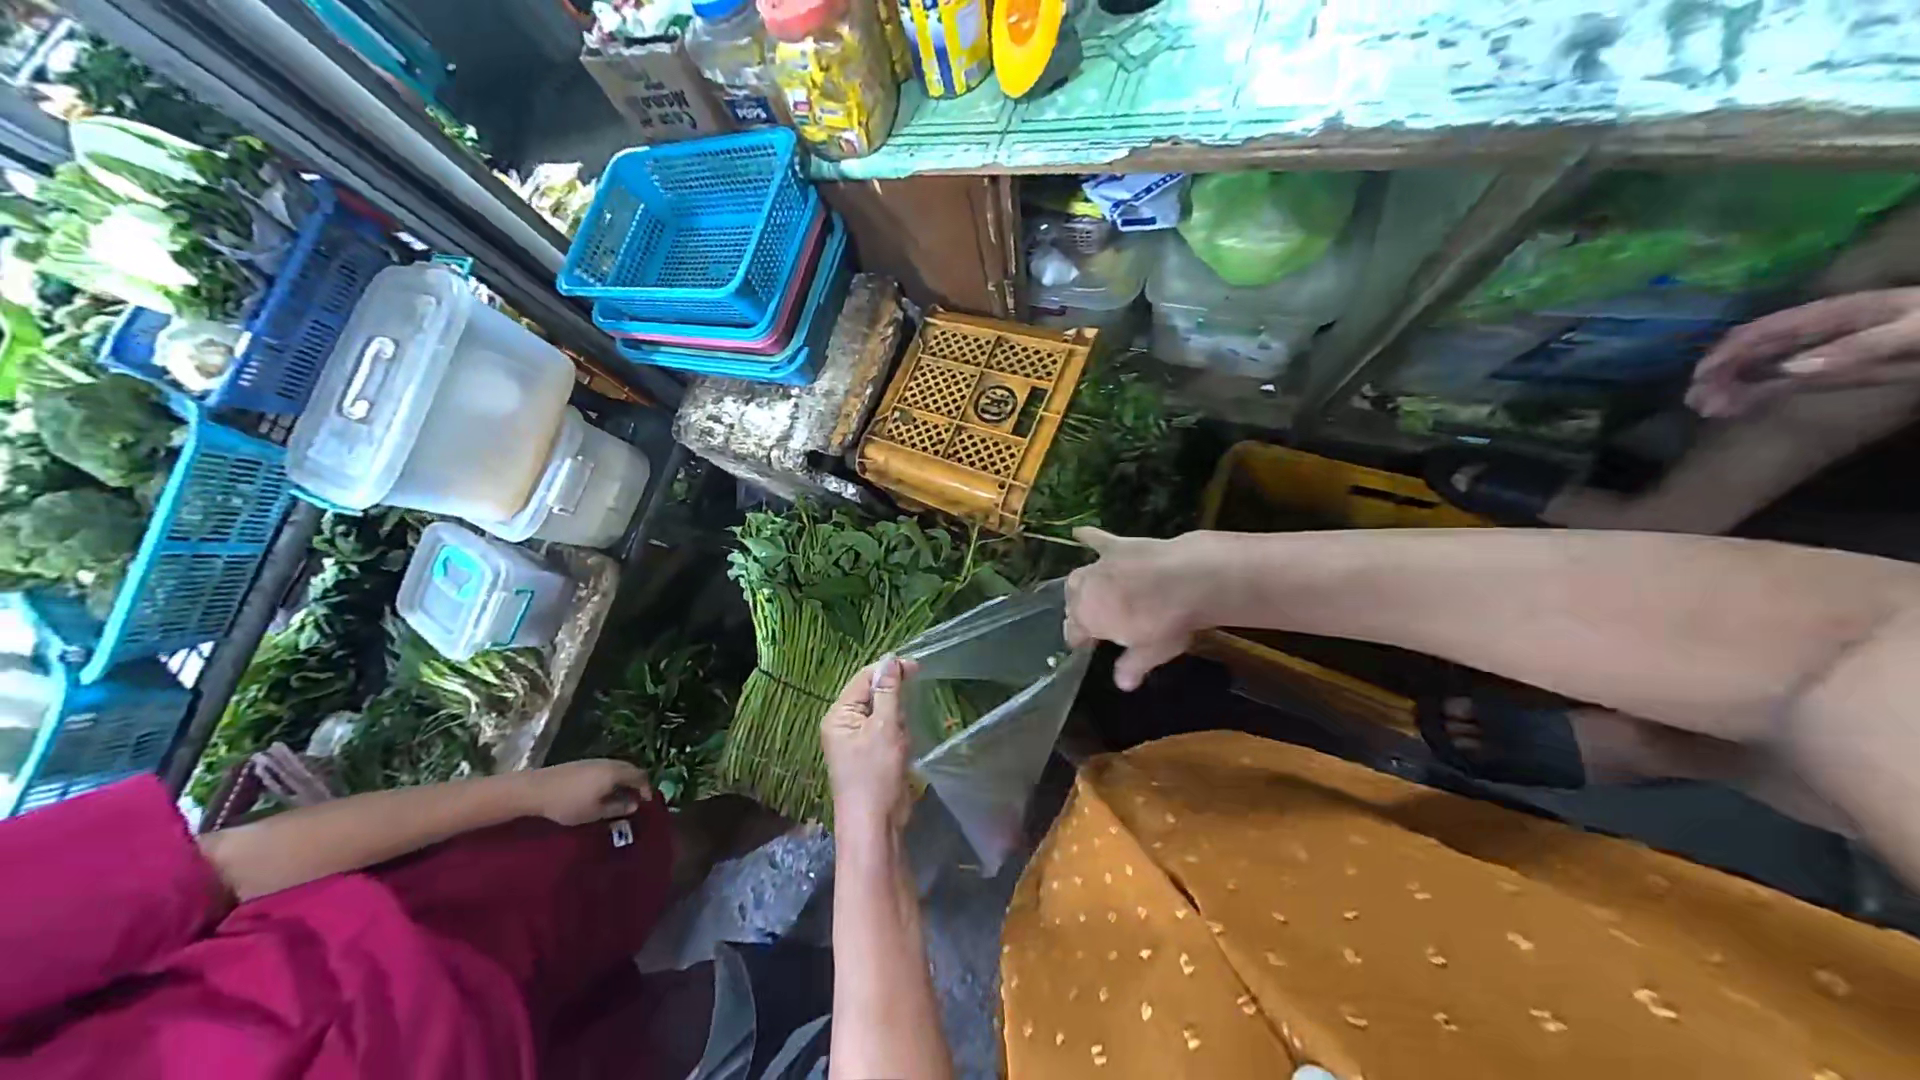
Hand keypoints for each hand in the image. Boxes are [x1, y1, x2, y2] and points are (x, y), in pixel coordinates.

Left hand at [521, 760, 651, 825]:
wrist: (536, 789)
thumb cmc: (568, 804)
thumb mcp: (594, 812)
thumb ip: (617, 808)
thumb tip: (634, 805)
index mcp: (616, 773)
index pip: (640, 776)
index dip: (647, 788)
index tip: (647, 801)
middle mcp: (610, 763)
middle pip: (631, 769)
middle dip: (637, 783)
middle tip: (636, 798)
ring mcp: (596, 761)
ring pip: (619, 768)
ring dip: (624, 780)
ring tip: (621, 795)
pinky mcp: (584, 763)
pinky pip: (607, 768)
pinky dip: (613, 778)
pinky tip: (603, 790)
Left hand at [822, 656, 915, 832]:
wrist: (874, 824)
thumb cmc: (876, 773)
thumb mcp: (885, 727)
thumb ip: (888, 691)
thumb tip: (890, 660)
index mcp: (838, 714)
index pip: (863, 678)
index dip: (888, 670)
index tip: (916, 667)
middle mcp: (842, 724)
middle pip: (871, 694)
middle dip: (894, 698)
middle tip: (911, 707)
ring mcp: (854, 741)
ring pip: (881, 713)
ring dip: (897, 718)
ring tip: (903, 735)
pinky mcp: (869, 754)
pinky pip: (885, 731)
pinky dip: (897, 733)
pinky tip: (904, 744)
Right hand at [1064, 527, 1218, 691]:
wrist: (1188, 579)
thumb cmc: (1167, 622)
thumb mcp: (1152, 652)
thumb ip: (1132, 666)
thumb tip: (1122, 684)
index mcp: (1087, 619)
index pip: (1072, 633)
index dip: (1079, 641)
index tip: (1087, 647)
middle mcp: (1085, 591)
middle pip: (1072, 604)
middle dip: (1079, 613)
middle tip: (1098, 623)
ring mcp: (1099, 566)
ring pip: (1079, 578)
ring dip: (1083, 587)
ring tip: (1092, 593)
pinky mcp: (1116, 546)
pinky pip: (1095, 540)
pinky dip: (1087, 537)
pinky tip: (1078, 532)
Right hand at [1687, 288, 1919, 416]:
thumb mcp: (1919, 331)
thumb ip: (1860, 347)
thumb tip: (1791, 369)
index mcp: (1835, 314)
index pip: (1765, 329)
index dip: (1728, 350)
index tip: (1700, 376)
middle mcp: (1819, 333)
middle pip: (1754, 350)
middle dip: (1719, 374)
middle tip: (1696, 402)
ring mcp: (1824, 353)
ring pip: (1760, 369)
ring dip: (1729, 388)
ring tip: (1708, 410)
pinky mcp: (1832, 372)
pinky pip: (1780, 383)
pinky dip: (1751, 396)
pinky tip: (1732, 410)